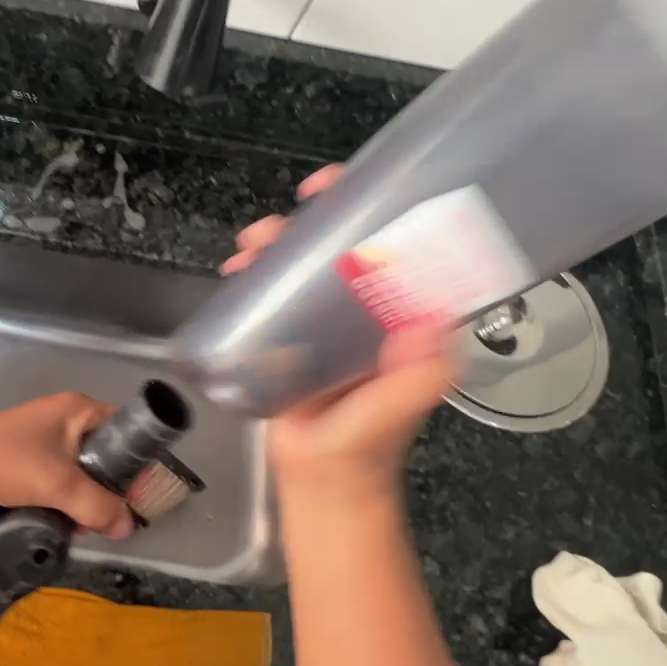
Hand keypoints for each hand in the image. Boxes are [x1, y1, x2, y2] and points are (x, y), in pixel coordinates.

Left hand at [0, 393, 136, 537]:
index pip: (125, 428)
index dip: (135, 462)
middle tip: (102, 516)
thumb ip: (98, 507)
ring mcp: (41, 434)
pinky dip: (62, 496)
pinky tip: (57, 515)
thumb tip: (127, 528)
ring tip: (78, 522)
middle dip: (106, 488)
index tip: (133, 496)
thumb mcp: (60, 486)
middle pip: (104, 453)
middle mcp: (62, 416)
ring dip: (83, 497)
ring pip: (80, 468)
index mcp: (77, 408)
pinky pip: (58, 475)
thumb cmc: (8, 464)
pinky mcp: (24, 454)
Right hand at [223, 164, 456, 499]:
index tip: (347, 188)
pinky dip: (250, 279)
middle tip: (291, 211)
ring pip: (295, 267)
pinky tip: (234, 272)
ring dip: (274, 244)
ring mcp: (318, 323)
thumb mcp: (404, 401)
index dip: (371, 207)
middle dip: (312, 219)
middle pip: (335, 246)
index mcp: (395, 311)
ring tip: (250, 246)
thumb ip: (422, 368)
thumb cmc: (367, 440)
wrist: (321, 477)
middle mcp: (359, 308)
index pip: (388, 243)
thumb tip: (431, 315)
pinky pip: (267, 297)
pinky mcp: (283, 339)